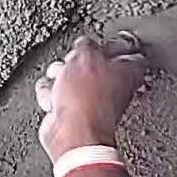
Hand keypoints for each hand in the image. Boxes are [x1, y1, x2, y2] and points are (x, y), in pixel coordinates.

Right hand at [35, 33, 147, 159]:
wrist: (70, 133)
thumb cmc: (86, 100)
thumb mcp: (87, 57)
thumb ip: (87, 45)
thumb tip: (84, 43)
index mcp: (126, 72)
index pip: (127, 52)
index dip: (112, 44)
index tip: (101, 42)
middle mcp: (109, 86)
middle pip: (88, 60)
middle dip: (73, 61)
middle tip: (73, 66)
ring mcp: (87, 98)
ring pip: (66, 73)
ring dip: (57, 77)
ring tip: (59, 85)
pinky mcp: (68, 109)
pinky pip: (52, 91)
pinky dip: (49, 94)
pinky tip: (53, 100)